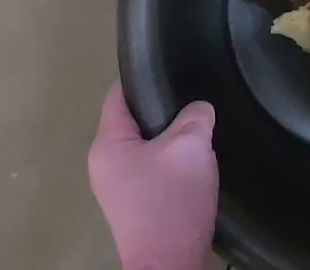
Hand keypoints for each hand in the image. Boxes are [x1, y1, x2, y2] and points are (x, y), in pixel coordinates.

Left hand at [88, 84, 219, 269]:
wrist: (169, 264)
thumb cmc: (170, 199)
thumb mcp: (190, 143)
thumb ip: (196, 114)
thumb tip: (198, 111)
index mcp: (107, 145)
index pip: (119, 94)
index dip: (144, 74)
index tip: (174, 60)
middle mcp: (106, 163)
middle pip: (137, 117)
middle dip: (166, 104)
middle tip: (197, 89)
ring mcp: (121, 185)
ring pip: (150, 141)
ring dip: (174, 131)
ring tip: (203, 118)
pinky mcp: (140, 202)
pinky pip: (157, 163)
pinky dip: (176, 155)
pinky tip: (199, 151)